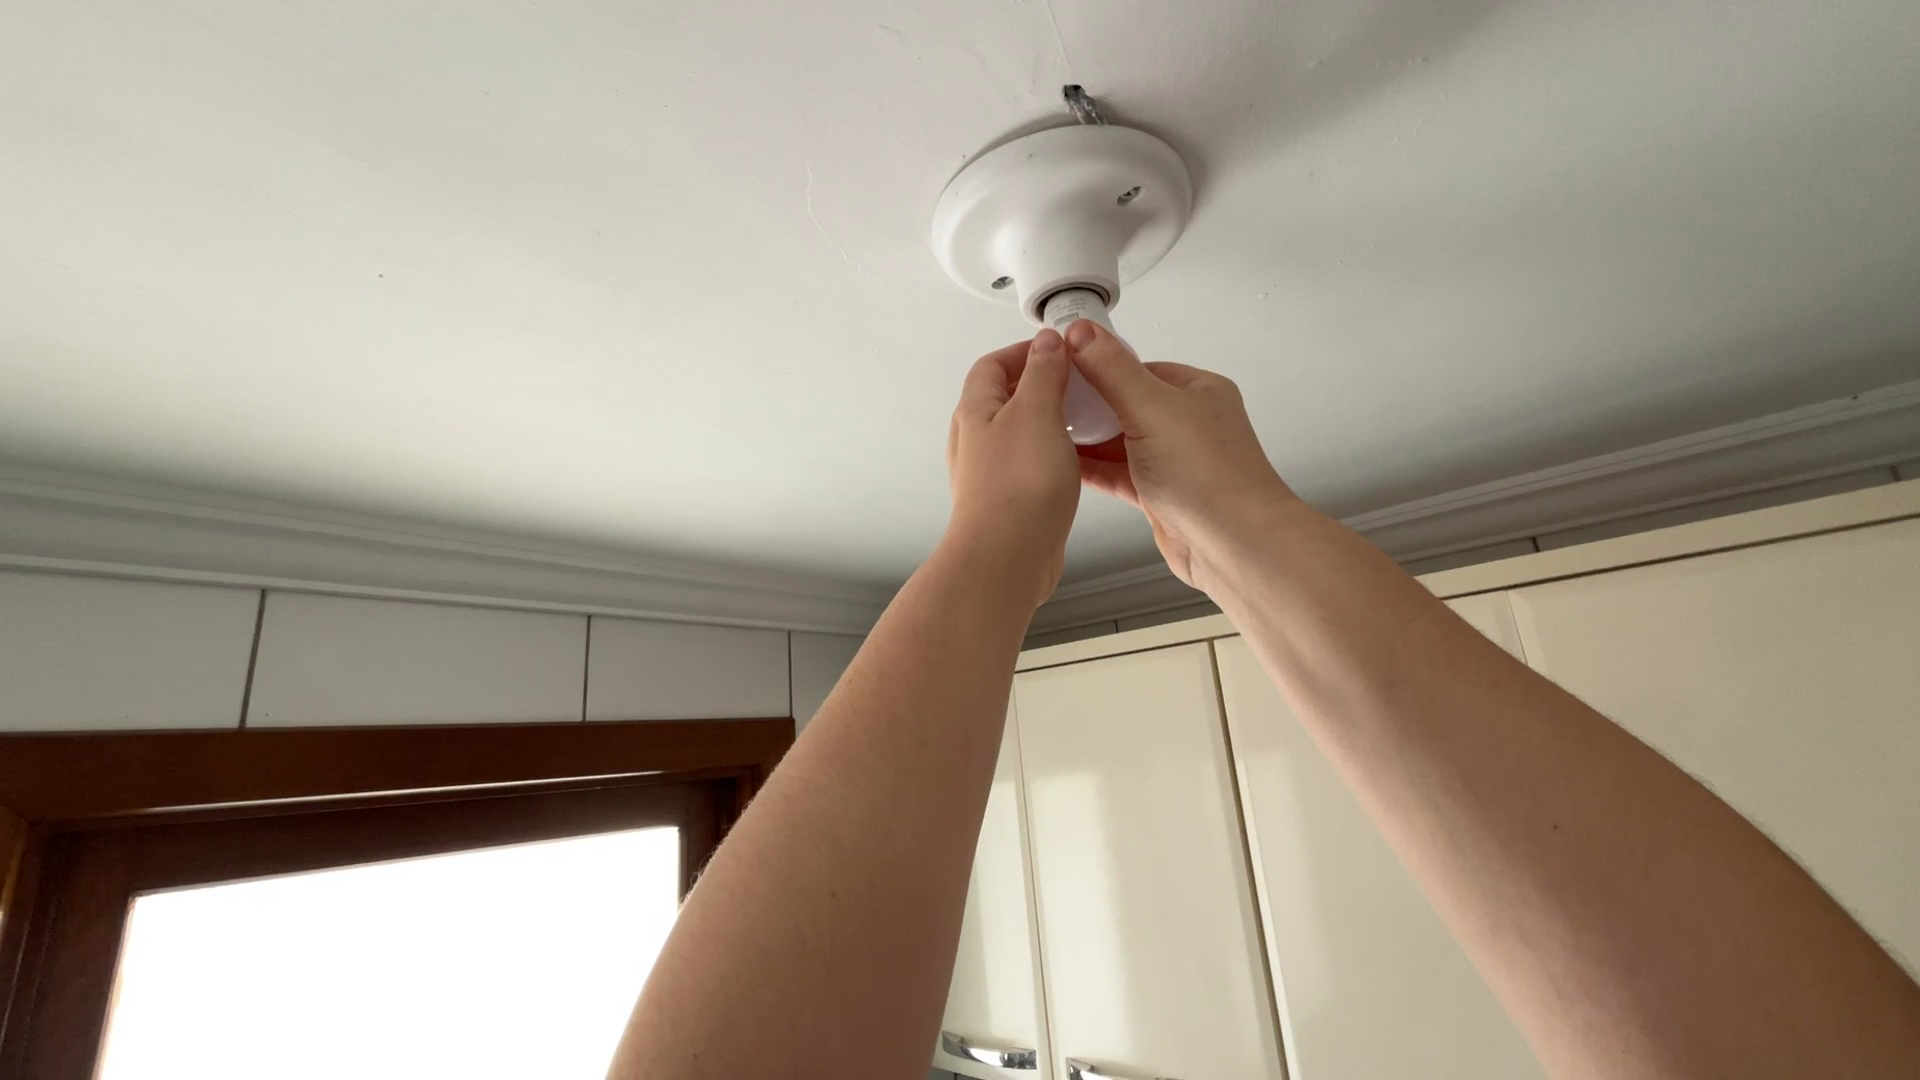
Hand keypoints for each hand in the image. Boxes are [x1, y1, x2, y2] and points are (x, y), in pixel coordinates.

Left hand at [945, 328, 1081, 607]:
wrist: (1007, 557)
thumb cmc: (1016, 490)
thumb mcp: (1036, 412)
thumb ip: (1043, 373)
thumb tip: (1047, 345)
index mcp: (975, 411)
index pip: (993, 364)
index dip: (1025, 351)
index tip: (1057, 349)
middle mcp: (976, 441)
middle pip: (1003, 397)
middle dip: (1038, 385)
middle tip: (1070, 382)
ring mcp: (989, 472)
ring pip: (1017, 433)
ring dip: (1046, 422)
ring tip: (1076, 420)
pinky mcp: (1006, 500)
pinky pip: (1026, 465)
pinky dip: (1048, 455)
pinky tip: (1070, 463)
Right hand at [1066, 320, 1295, 591]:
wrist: (1231, 544)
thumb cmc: (1211, 477)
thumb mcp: (1153, 408)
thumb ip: (1112, 370)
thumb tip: (1083, 334)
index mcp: (1196, 391)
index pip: (1137, 366)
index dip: (1098, 363)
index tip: (1063, 363)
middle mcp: (1186, 423)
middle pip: (1125, 402)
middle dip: (1088, 403)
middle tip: (1049, 398)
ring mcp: (1172, 460)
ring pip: (1119, 440)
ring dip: (1087, 437)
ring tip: (1049, 429)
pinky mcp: (1158, 494)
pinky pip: (1117, 473)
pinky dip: (1092, 468)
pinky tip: (1066, 463)